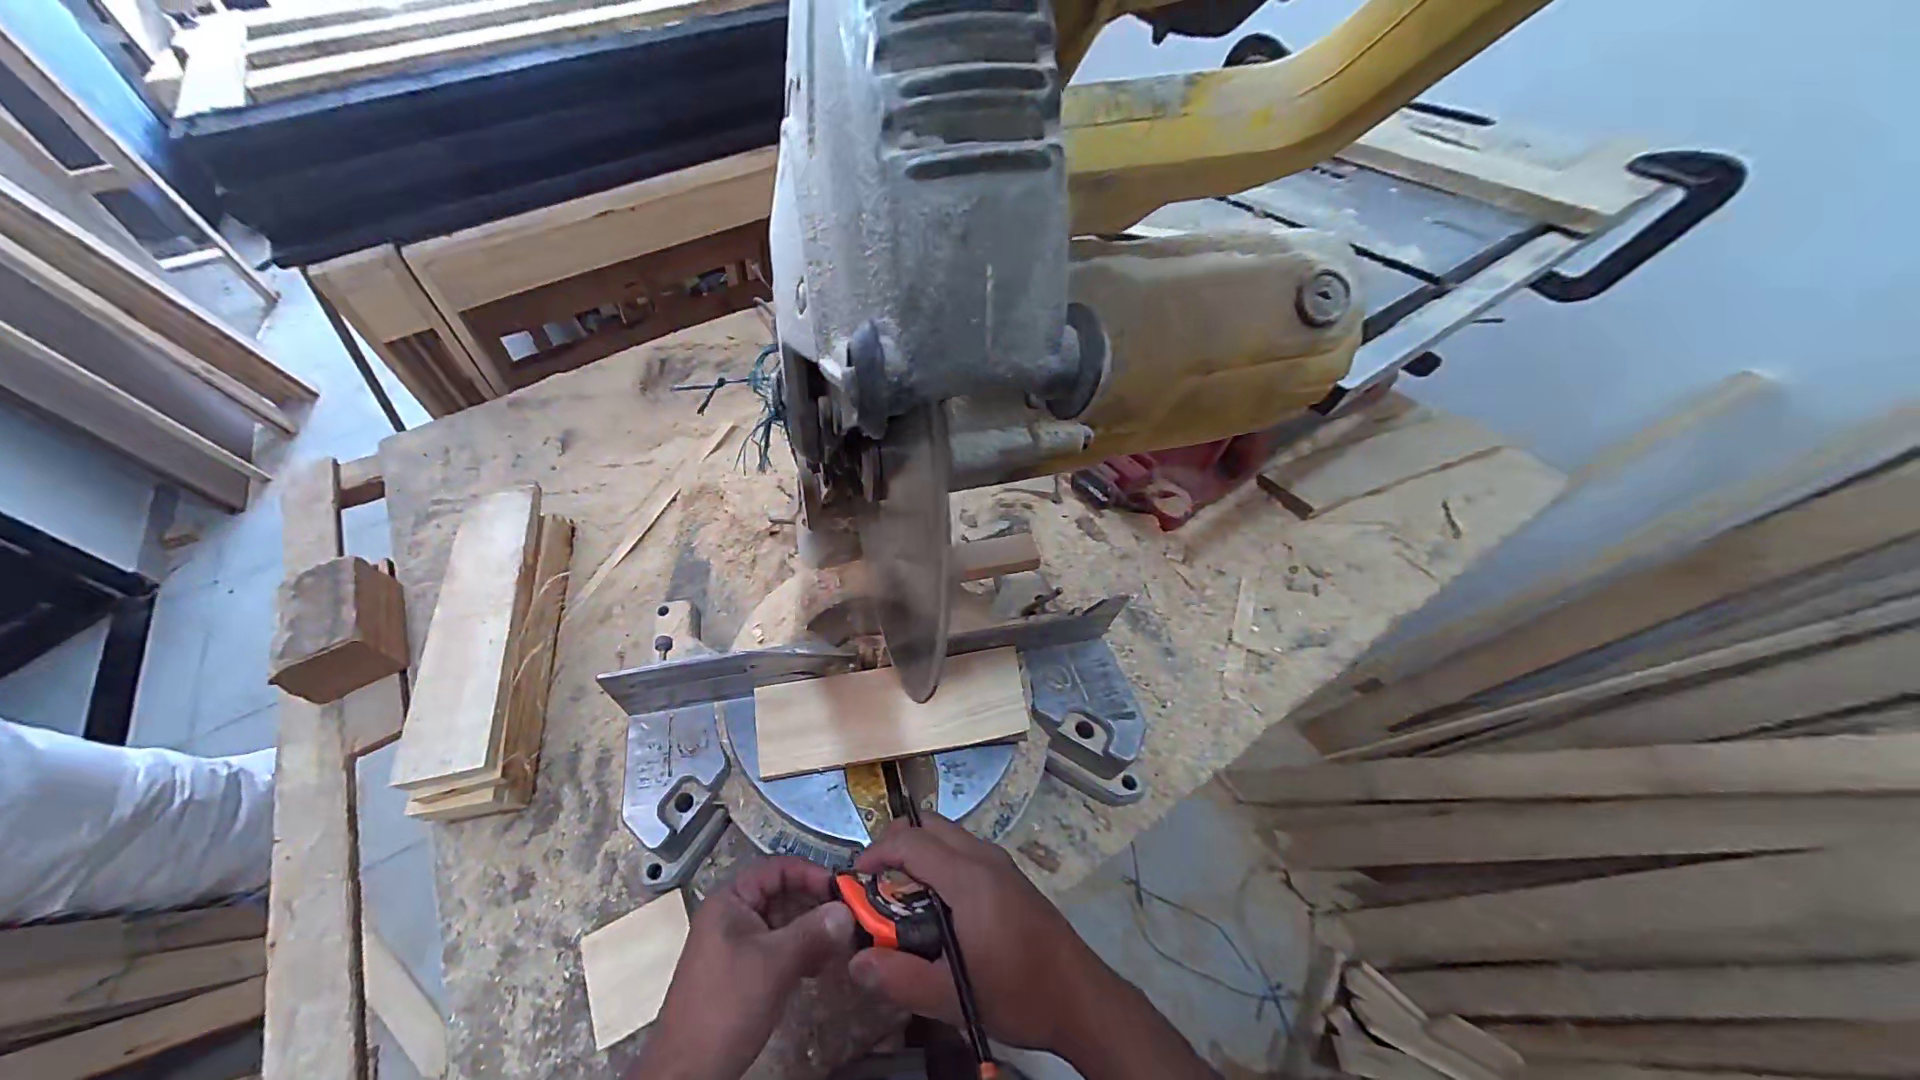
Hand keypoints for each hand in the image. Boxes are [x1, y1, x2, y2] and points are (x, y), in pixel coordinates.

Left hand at [629, 857, 854, 1079]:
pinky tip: (821, 967)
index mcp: (730, 901)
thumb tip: (848, 911)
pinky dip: (802, 952)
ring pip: (784, 923)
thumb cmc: (727, 1006)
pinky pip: (780, 947)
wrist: (687, 1075)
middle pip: (783, 894)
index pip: (777, 869)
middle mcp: (733, 916)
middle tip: (849, 919)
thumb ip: (814, 931)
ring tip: (840, 946)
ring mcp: (738, 945)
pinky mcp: (745, 971)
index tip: (842, 890)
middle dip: (816, 905)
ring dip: (813, 931)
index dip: (810, 874)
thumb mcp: (775, 963)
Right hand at [845, 814, 1118, 1055]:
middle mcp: (985, 858)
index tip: (854, 878)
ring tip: (898, 894)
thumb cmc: (1018, 993)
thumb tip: (855, 962)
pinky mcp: (1010, 876)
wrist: (1080, 996)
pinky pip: (964, 849)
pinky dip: (939, 859)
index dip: (878, 852)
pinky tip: (935, 902)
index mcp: (970, 878)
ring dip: (919, 850)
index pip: (913, 842)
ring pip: (949, 834)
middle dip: (896, 842)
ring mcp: (1001, 863)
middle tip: (874, 881)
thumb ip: (900, 980)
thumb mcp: (953, 998)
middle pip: (930, 825)